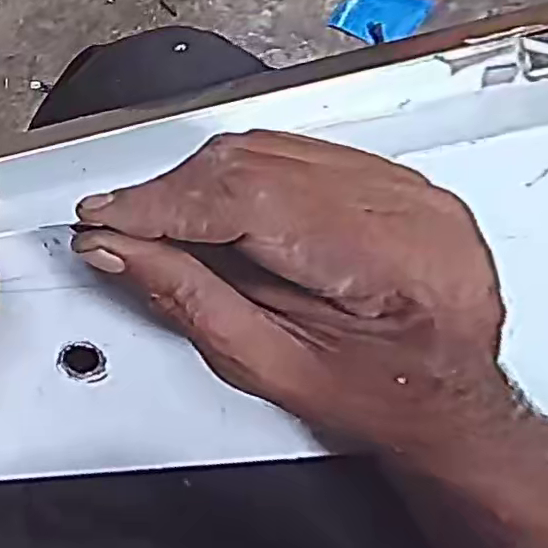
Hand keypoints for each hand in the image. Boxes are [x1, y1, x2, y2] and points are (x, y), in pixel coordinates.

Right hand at [71, 130, 516, 456]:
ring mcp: (395, 183)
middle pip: (247, 166)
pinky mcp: (374, 173)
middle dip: (168, 193)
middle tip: (121, 224)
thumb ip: (183, 295)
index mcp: (394, 264)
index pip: (248, 200)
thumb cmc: (376, 397)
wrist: (440, 398)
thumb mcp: (264, 362)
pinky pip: (275, 149)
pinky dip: (222, 174)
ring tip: (160, 221)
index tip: (107, 216)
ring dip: (190, 182)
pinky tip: (204, 205)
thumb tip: (116, 247)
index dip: (162, 203)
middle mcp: (404, 209)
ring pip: (254, 148)